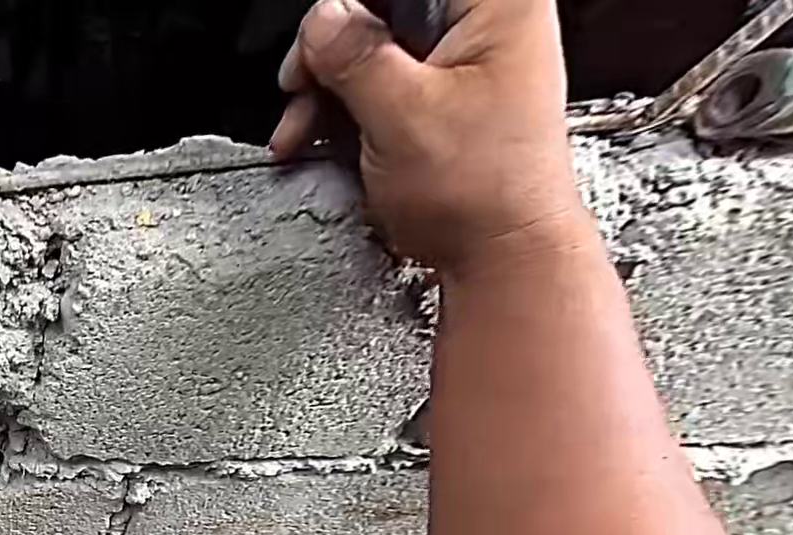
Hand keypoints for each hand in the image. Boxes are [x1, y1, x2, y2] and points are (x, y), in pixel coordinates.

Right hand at [269, 0, 593, 274]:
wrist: (495, 251)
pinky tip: (318, 139)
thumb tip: (322, 18)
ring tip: (299, 134)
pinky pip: (373, 93)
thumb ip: (358, 58)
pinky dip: (338, 116)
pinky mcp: (431, 107)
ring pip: (369, 55)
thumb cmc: (479, 190)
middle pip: (378, 12)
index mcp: (494, 2)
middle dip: (325, 56)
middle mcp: (479, 25)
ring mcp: (453, 69)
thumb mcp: (403, 115)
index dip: (347, 8)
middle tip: (297, 91)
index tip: (315, 44)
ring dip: (322, 94)